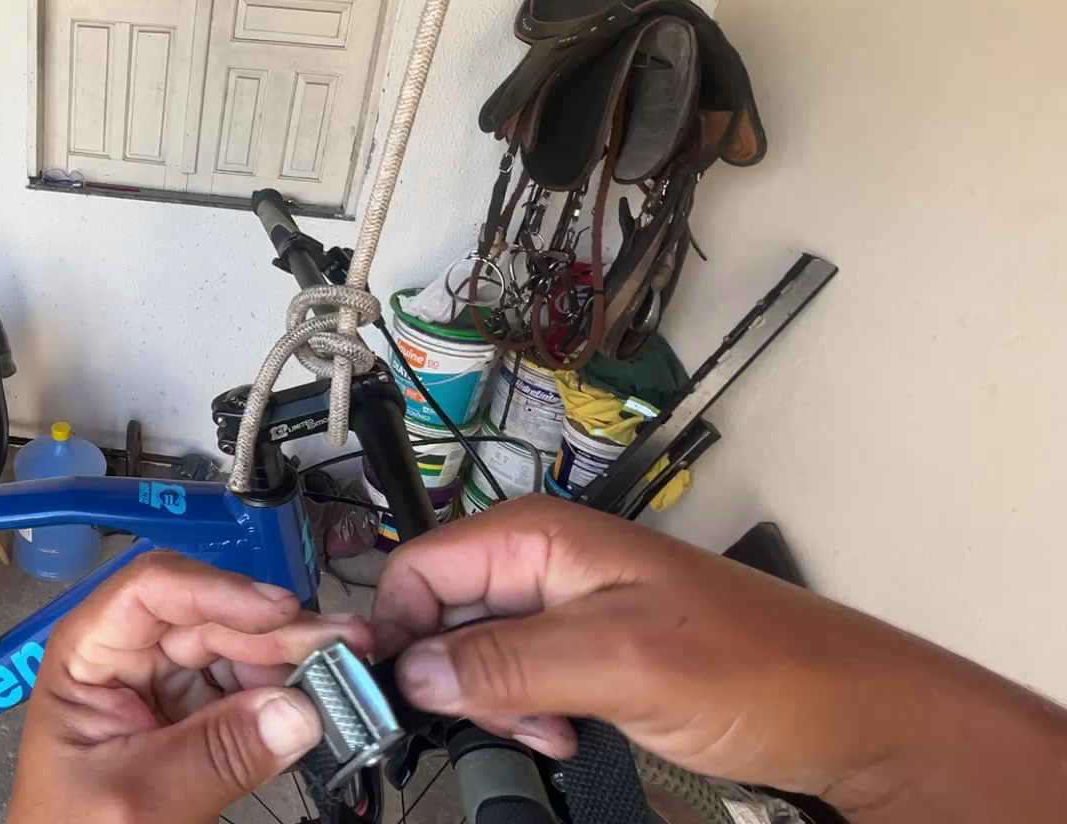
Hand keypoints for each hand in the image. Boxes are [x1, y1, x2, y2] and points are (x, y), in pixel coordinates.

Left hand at [8, 551, 370, 823]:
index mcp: (90, 649)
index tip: (279, 609)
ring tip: (349, 658)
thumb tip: (298, 712)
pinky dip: (287, 687)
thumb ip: (215, 756)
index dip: (215, 588)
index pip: (150, 589)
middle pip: (205, 613)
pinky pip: (247, 686)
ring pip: (235, 643)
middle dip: (273, 624)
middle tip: (341, 639)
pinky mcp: (196, 712)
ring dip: (292, 650)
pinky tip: (324, 690)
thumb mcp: (137, 800)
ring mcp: (166, 679)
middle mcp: (130, 650)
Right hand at [371, 496, 1066, 820]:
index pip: (419, 567)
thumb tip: (414, 672)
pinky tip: (558, 727)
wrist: (866, 719)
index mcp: (531, 536)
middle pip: (440, 607)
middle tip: (499, 718)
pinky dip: (519, 705)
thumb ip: (507, 662)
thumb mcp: (620, 663)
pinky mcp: (576, 639)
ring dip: (489, 694)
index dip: (398, 625)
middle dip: (453, 670)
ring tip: (544, 728)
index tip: (399, 691)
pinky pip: (512, 669)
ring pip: (472, 644)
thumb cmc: (757, 669)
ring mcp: (555, 599)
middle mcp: (532, 558)